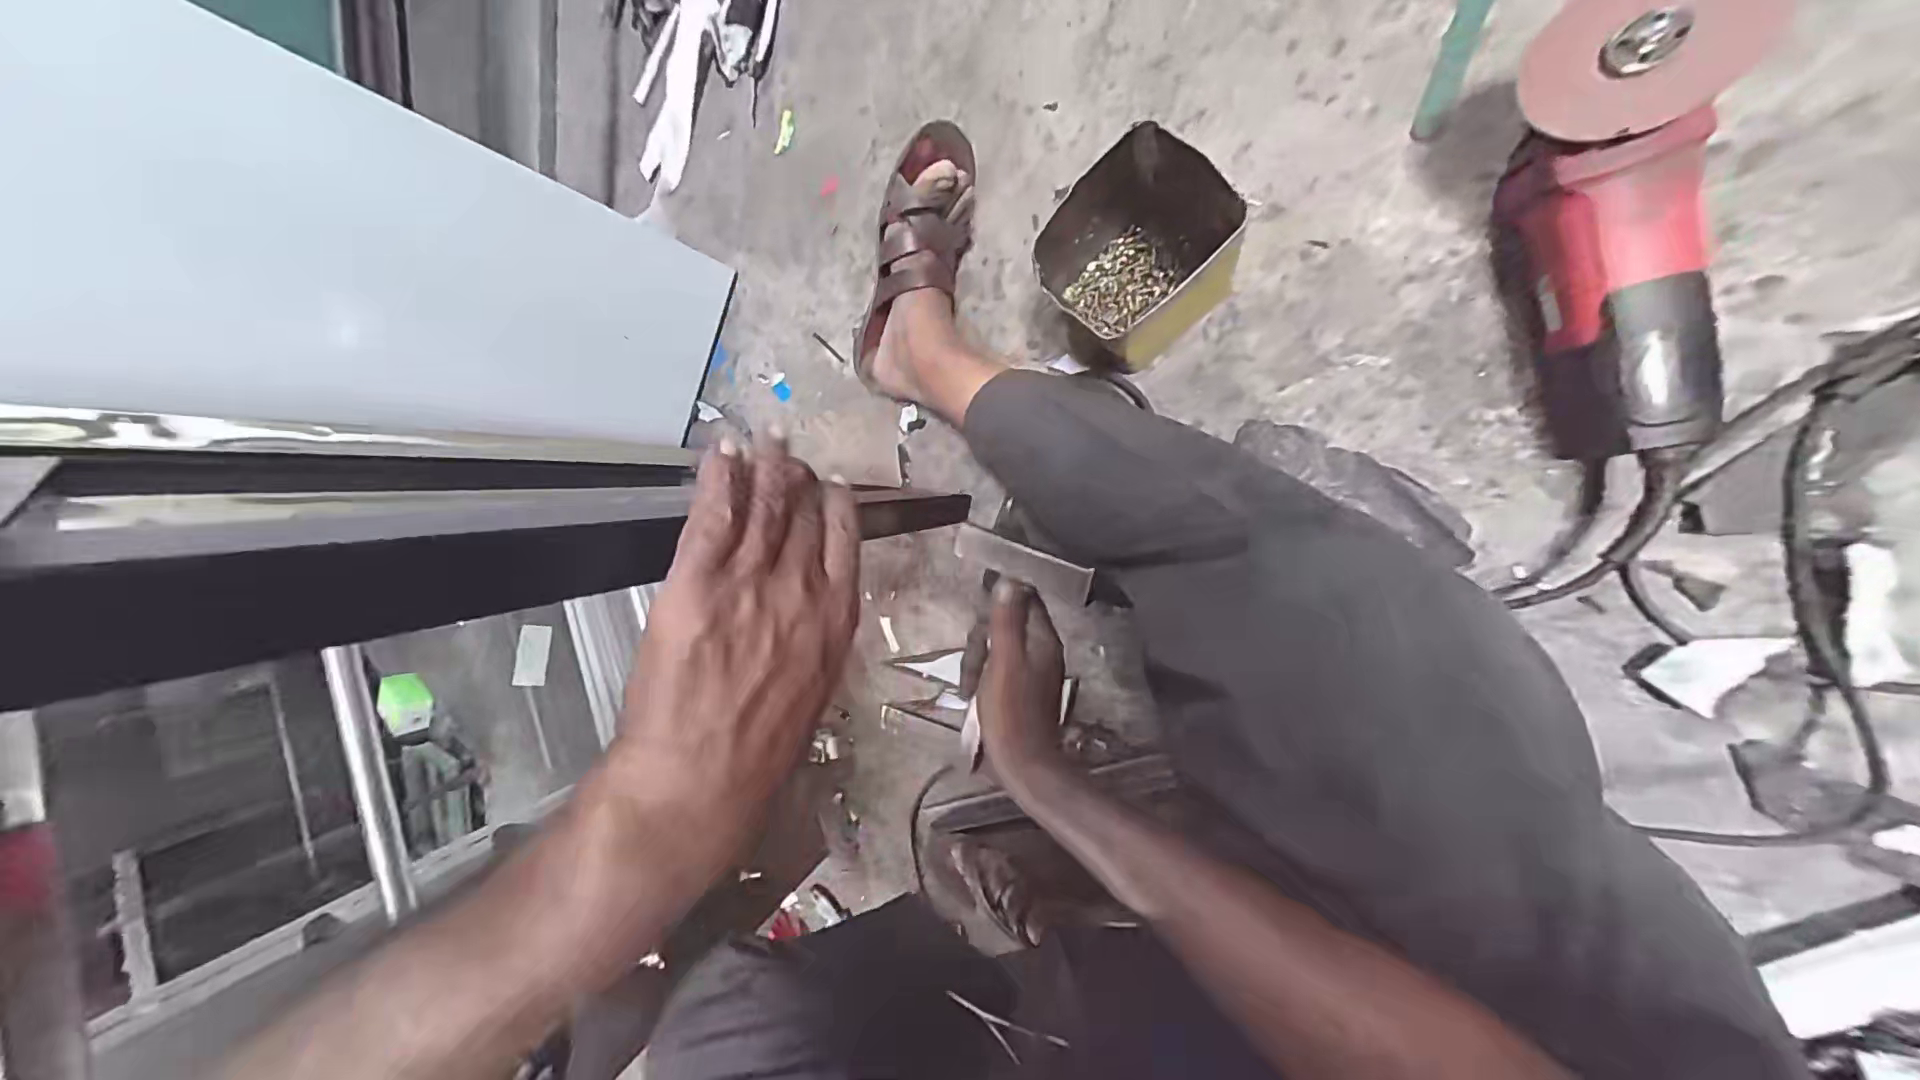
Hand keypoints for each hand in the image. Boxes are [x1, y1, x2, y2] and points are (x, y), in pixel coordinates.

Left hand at [612, 431, 859, 840]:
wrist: (701, 775)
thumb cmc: (764, 744)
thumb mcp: (816, 684)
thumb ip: (819, 631)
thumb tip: (813, 598)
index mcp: (835, 614)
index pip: (844, 535)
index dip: (837, 502)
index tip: (831, 487)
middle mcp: (800, 587)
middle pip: (805, 511)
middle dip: (799, 477)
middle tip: (791, 456)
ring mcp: (749, 580)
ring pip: (764, 504)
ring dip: (766, 466)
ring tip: (767, 441)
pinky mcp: (698, 582)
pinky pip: (714, 515)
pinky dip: (721, 479)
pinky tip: (724, 455)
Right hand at [977, 580, 1068, 779]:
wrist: (1023, 764)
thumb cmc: (1011, 713)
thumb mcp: (1003, 661)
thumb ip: (1006, 621)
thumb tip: (1009, 581)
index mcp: (1043, 640)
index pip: (1026, 600)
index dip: (1000, 601)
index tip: (978, 621)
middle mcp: (1043, 651)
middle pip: (1008, 624)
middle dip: (982, 640)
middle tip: (970, 667)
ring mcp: (1035, 671)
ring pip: (1001, 647)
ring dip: (979, 661)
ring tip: (968, 688)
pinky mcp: (1024, 690)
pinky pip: (1001, 667)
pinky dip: (985, 675)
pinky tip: (975, 695)